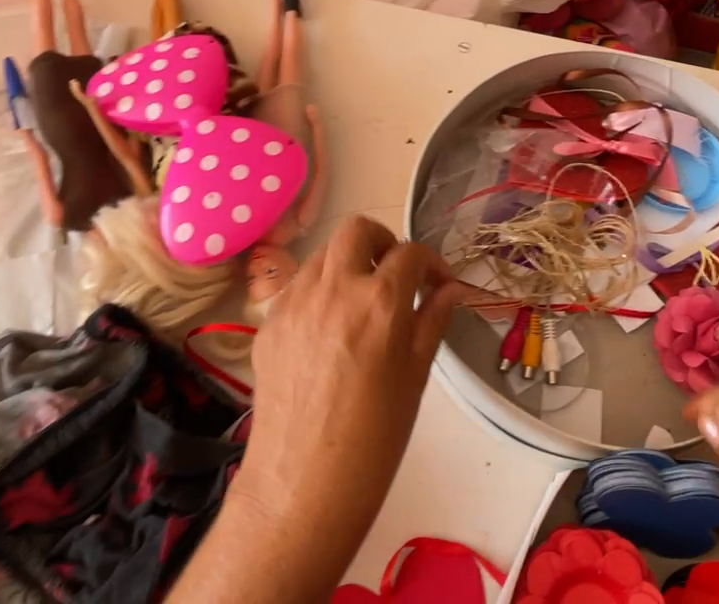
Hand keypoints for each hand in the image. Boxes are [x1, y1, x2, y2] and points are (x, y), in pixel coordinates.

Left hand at [173, 216, 463, 602]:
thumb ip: (432, 320)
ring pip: (322, 254)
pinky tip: (329, 326)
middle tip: (395, 274)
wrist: (301, 488)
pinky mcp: (267, 324)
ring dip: (348, 263)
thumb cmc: (374, 439)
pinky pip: (296, 287)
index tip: (439, 283)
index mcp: (379, 302)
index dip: (432, 263)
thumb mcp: (416, 376)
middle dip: (383, 241)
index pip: (411, 253)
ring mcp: (294, 304)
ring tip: (362, 300)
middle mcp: (333, 289)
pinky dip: (318, 290)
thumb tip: (450, 289)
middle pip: (357, 230)